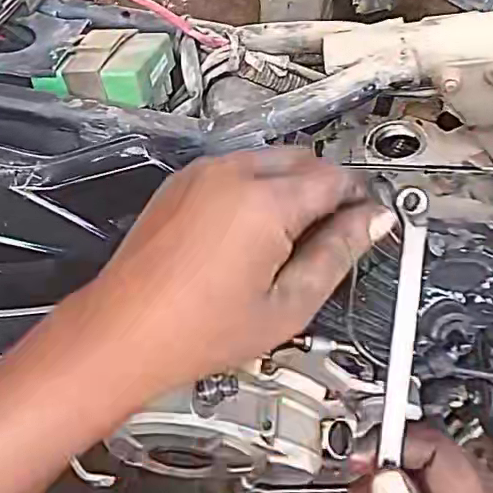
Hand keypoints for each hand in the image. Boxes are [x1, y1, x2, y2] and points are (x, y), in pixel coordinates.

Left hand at [49, 148, 392, 400]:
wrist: (122, 331)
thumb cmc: (193, 330)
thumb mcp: (287, 305)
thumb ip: (337, 254)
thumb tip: (370, 223)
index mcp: (264, 202)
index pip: (336, 179)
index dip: (359, 200)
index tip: (367, 219)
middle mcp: (232, 174)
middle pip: (305, 161)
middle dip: (327, 190)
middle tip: (331, 235)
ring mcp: (202, 174)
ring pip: (270, 161)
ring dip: (291, 188)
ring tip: (286, 242)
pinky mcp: (182, 182)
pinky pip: (236, 170)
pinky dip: (256, 189)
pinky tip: (251, 235)